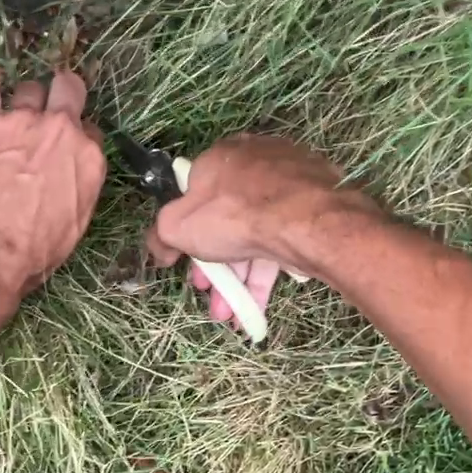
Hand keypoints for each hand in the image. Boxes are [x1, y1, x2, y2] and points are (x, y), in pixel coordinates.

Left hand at [0, 62, 106, 299]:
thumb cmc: (33, 255)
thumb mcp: (73, 229)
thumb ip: (77, 193)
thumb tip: (68, 183)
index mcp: (89, 161)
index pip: (90, 132)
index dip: (76, 139)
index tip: (63, 151)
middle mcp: (62, 131)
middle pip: (68, 89)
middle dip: (60, 96)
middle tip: (46, 113)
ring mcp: (22, 120)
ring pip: (29, 87)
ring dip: (21, 99)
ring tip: (9, 118)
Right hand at [144, 135, 378, 325]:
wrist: (305, 221)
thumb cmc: (233, 216)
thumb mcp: (177, 227)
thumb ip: (160, 236)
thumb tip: (160, 249)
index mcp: (219, 158)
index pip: (195, 197)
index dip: (188, 238)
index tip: (187, 268)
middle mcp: (254, 163)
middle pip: (226, 224)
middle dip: (215, 270)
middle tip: (212, 299)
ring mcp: (287, 183)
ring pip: (254, 238)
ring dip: (239, 282)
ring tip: (233, 314)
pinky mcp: (312, 205)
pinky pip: (280, 242)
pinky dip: (266, 274)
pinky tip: (258, 305)